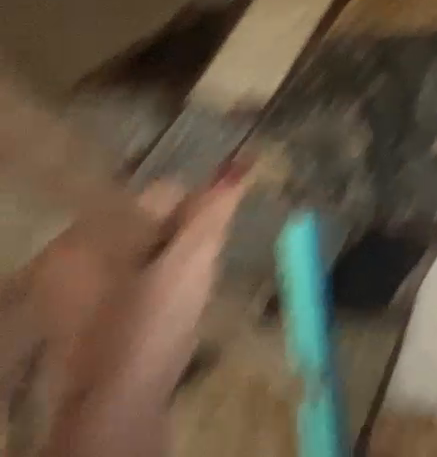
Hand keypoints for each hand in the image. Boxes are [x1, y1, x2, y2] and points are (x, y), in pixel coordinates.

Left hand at [3, 176, 243, 456]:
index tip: (217, 234)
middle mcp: (70, 256)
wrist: (119, 400)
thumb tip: (243, 161)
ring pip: (147, 248)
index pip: (161, 191)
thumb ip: (216, 208)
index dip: (199, 207)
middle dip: (187, 234)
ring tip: (190, 287)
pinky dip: (160, 281)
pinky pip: (134, 275)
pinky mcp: (85, 314)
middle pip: (151, 219)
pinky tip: (172, 304)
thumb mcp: (192, 259)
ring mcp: (72, 289)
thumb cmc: (152, 320)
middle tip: (202, 264)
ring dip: (177, 258)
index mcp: (86, 237)